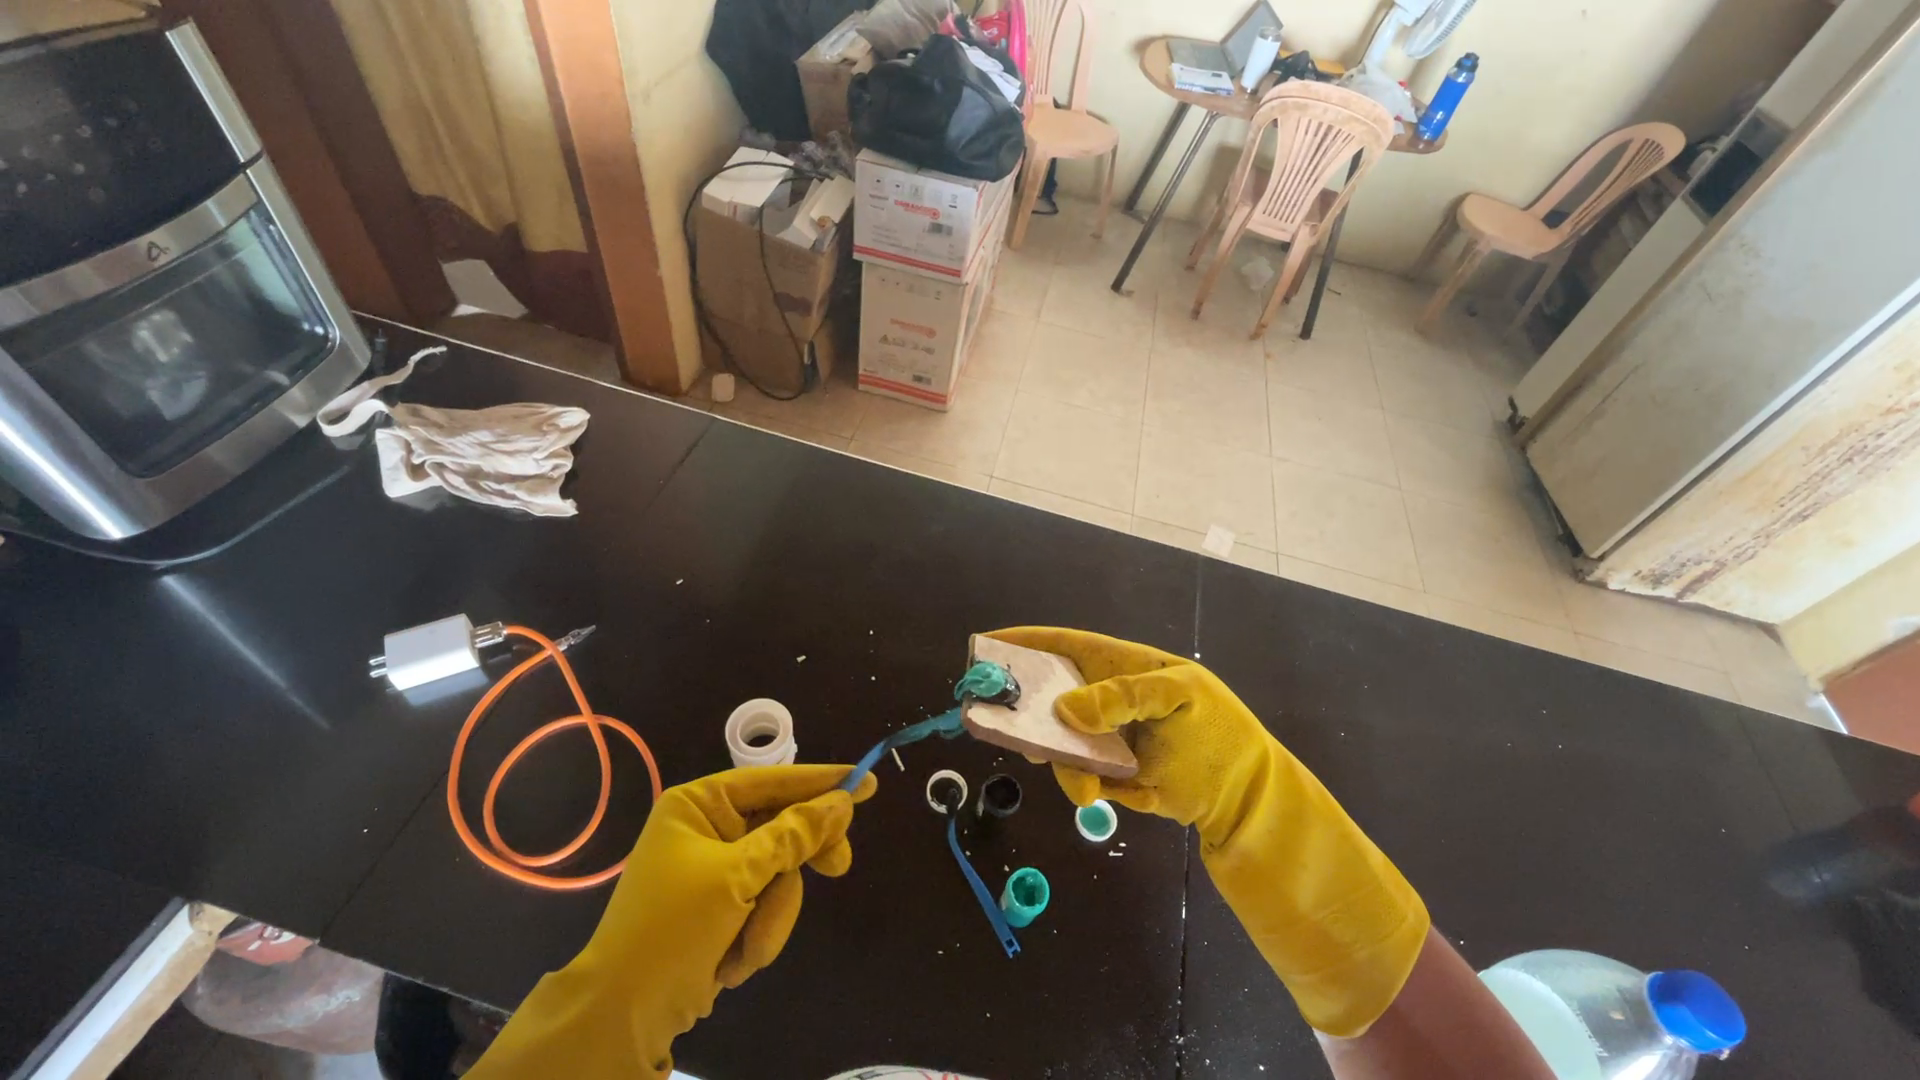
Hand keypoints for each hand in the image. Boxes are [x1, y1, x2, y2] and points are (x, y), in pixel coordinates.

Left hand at [469, 766, 876, 1078]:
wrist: (625, 1014)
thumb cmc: (673, 929)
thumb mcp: (738, 876)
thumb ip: (794, 835)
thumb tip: (842, 801)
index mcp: (699, 804)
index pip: (772, 780)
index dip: (821, 781)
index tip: (865, 780)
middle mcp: (708, 828)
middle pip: (783, 827)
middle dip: (799, 861)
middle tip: (838, 868)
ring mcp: (717, 868)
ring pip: (781, 874)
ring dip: (772, 915)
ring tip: (747, 947)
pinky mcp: (725, 906)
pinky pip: (768, 904)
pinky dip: (760, 932)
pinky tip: (734, 960)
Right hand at [986, 627, 1427, 1037]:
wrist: (1244, 801)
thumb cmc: (1219, 735)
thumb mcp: (1181, 699)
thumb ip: (1124, 696)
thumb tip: (1065, 708)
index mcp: (1124, 667)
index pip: (1068, 646)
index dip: (1027, 644)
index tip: (988, 646)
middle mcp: (1105, 699)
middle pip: (1049, 693)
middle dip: (1026, 706)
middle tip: (1003, 722)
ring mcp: (1103, 737)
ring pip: (1056, 738)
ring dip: (1055, 754)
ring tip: (1079, 778)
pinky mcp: (1106, 771)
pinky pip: (1074, 770)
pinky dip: (1075, 780)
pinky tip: (1092, 791)